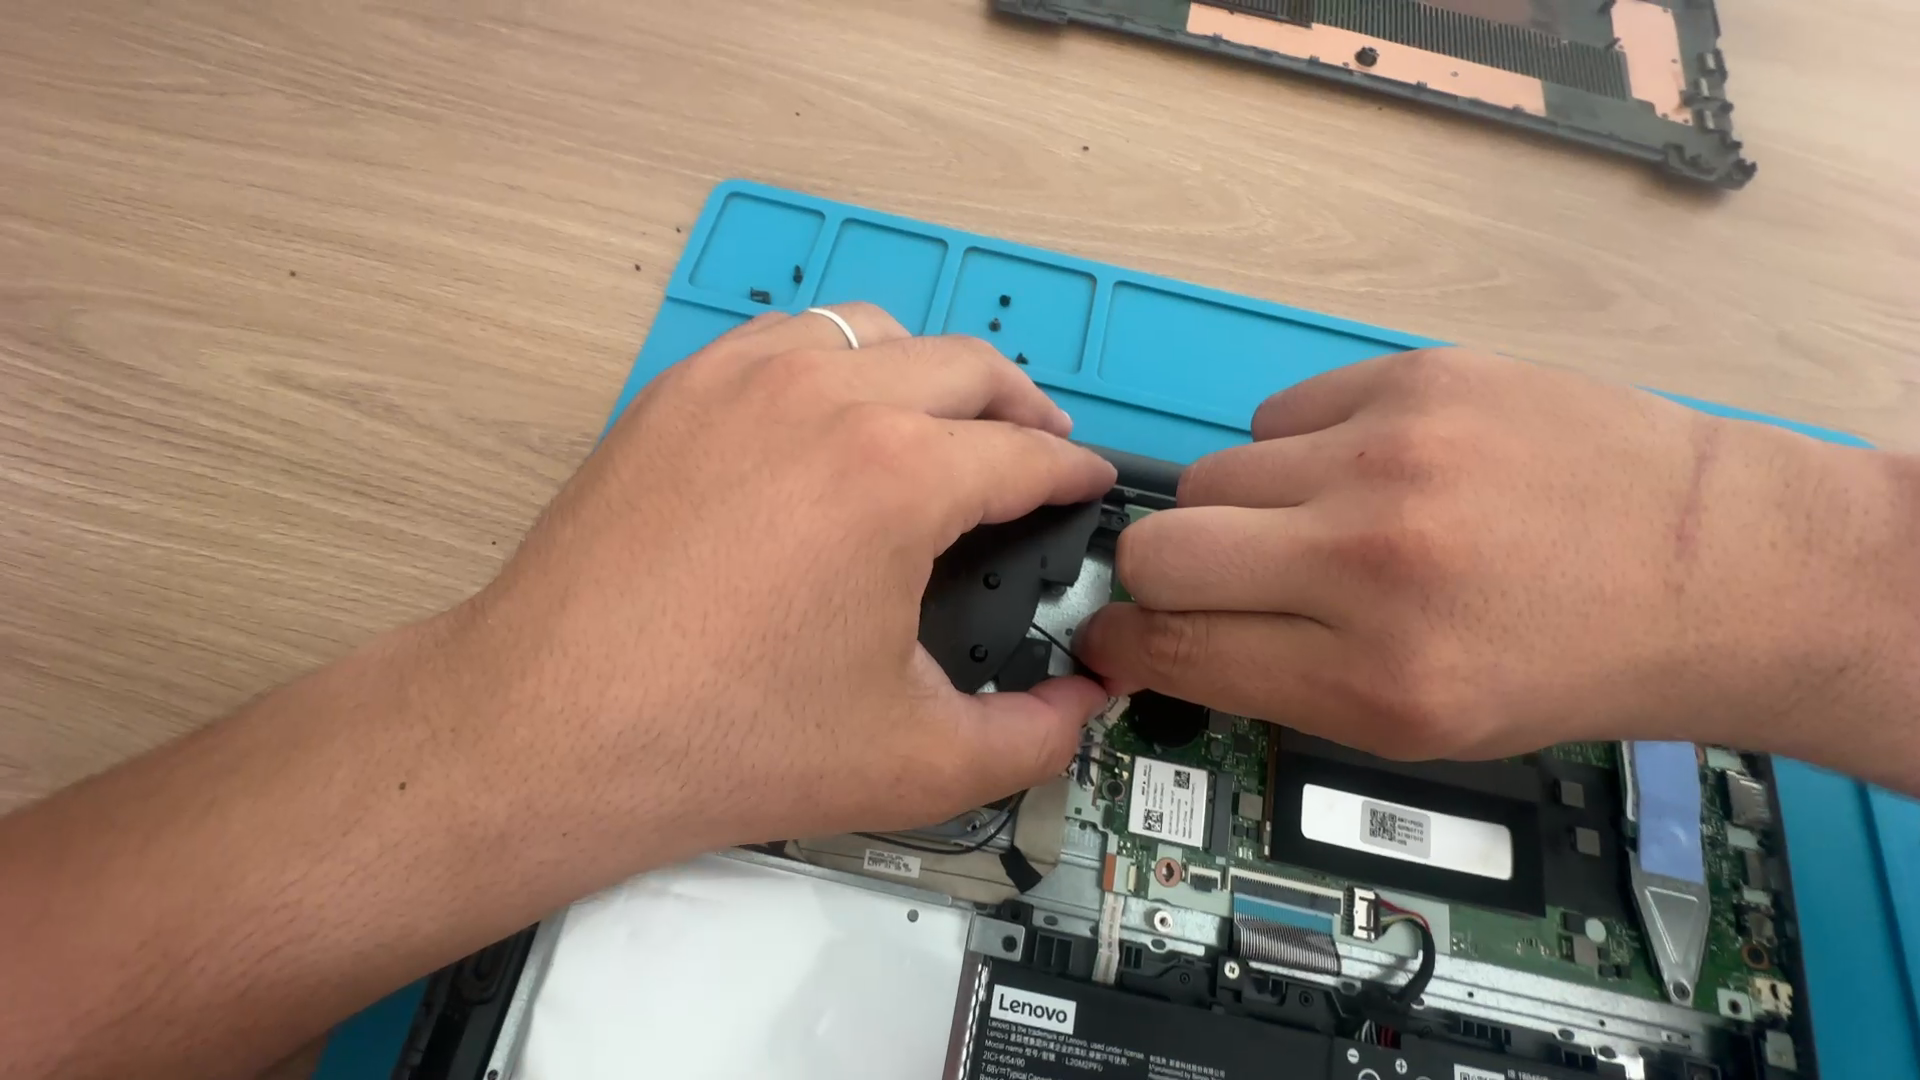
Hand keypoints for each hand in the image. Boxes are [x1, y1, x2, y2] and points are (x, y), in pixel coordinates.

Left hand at [452, 304, 1115, 859]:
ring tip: (945, 424)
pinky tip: (836, 414)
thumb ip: (1033, 738)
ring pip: (880, 331)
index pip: (1026, 456)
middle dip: (1023, 409)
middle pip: (969, 367)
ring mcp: (744, 379)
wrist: (548, 731)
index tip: (1088, 487)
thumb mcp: (917, 763)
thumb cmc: (731, 744)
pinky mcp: (680, 390)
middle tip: (1039, 452)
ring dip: (933, 371)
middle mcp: (828, 398)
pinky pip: (790, 339)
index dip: (1074, 475)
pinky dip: (841, 361)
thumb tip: (1088, 705)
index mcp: (898, 478)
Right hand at [1078, 348, 1913, 767]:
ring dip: (1236, 511)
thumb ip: (1262, 680)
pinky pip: (1274, 418)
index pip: (1174, 649)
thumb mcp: (1404, 723)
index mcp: (1372, 675)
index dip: (1121, 644)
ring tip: (1311, 523)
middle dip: (1157, 574)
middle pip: (1159, 549)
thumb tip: (1154, 636)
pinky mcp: (1410, 378)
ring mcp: (1390, 454)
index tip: (1111, 637)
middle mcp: (1371, 559)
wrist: (1711, 566)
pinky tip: (1357, 472)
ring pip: (1207, 475)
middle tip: (1209, 578)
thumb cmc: (1553, 661)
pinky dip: (1291, 456)